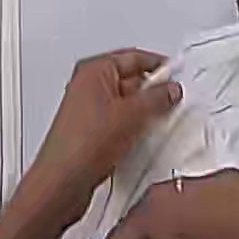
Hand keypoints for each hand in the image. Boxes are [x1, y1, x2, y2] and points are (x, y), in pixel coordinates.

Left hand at [24, 50, 180, 223]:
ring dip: (143, 111)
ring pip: (125, 102)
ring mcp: (88, 107)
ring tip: (160, 121)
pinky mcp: (91, 129)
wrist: (63, 182)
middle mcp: (88, 85)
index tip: (176, 72)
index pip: (132, 57)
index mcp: (94, 70)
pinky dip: (133, 125)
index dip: (157, 64)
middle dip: (152, 90)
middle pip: (129, 78)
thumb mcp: (131, 116)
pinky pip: (119, 119)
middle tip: (172, 100)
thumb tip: (170, 89)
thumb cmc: (82, 144)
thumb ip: (156, 99)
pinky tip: (144, 138)